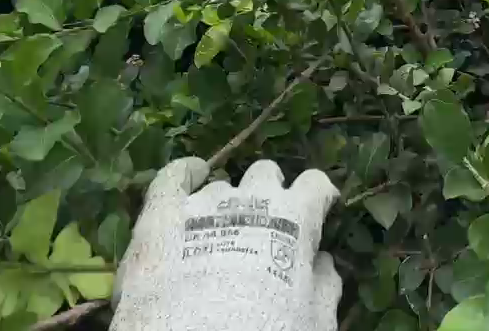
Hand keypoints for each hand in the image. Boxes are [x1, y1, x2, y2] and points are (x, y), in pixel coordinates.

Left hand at [108, 158, 341, 330]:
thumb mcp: (315, 322)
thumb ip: (324, 286)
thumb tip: (323, 263)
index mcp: (295, 216)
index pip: (315, 184)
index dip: (315, 198)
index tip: (315, 213)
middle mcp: (253, 196)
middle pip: (266, 173)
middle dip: (267, 193)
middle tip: (262, 227)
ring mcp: (206, 202)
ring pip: (221, 186)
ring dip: (225, 204)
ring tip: (217, 235)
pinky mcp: (163, 215)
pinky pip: (173, 178)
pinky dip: (184, 173)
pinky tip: (192, 175)